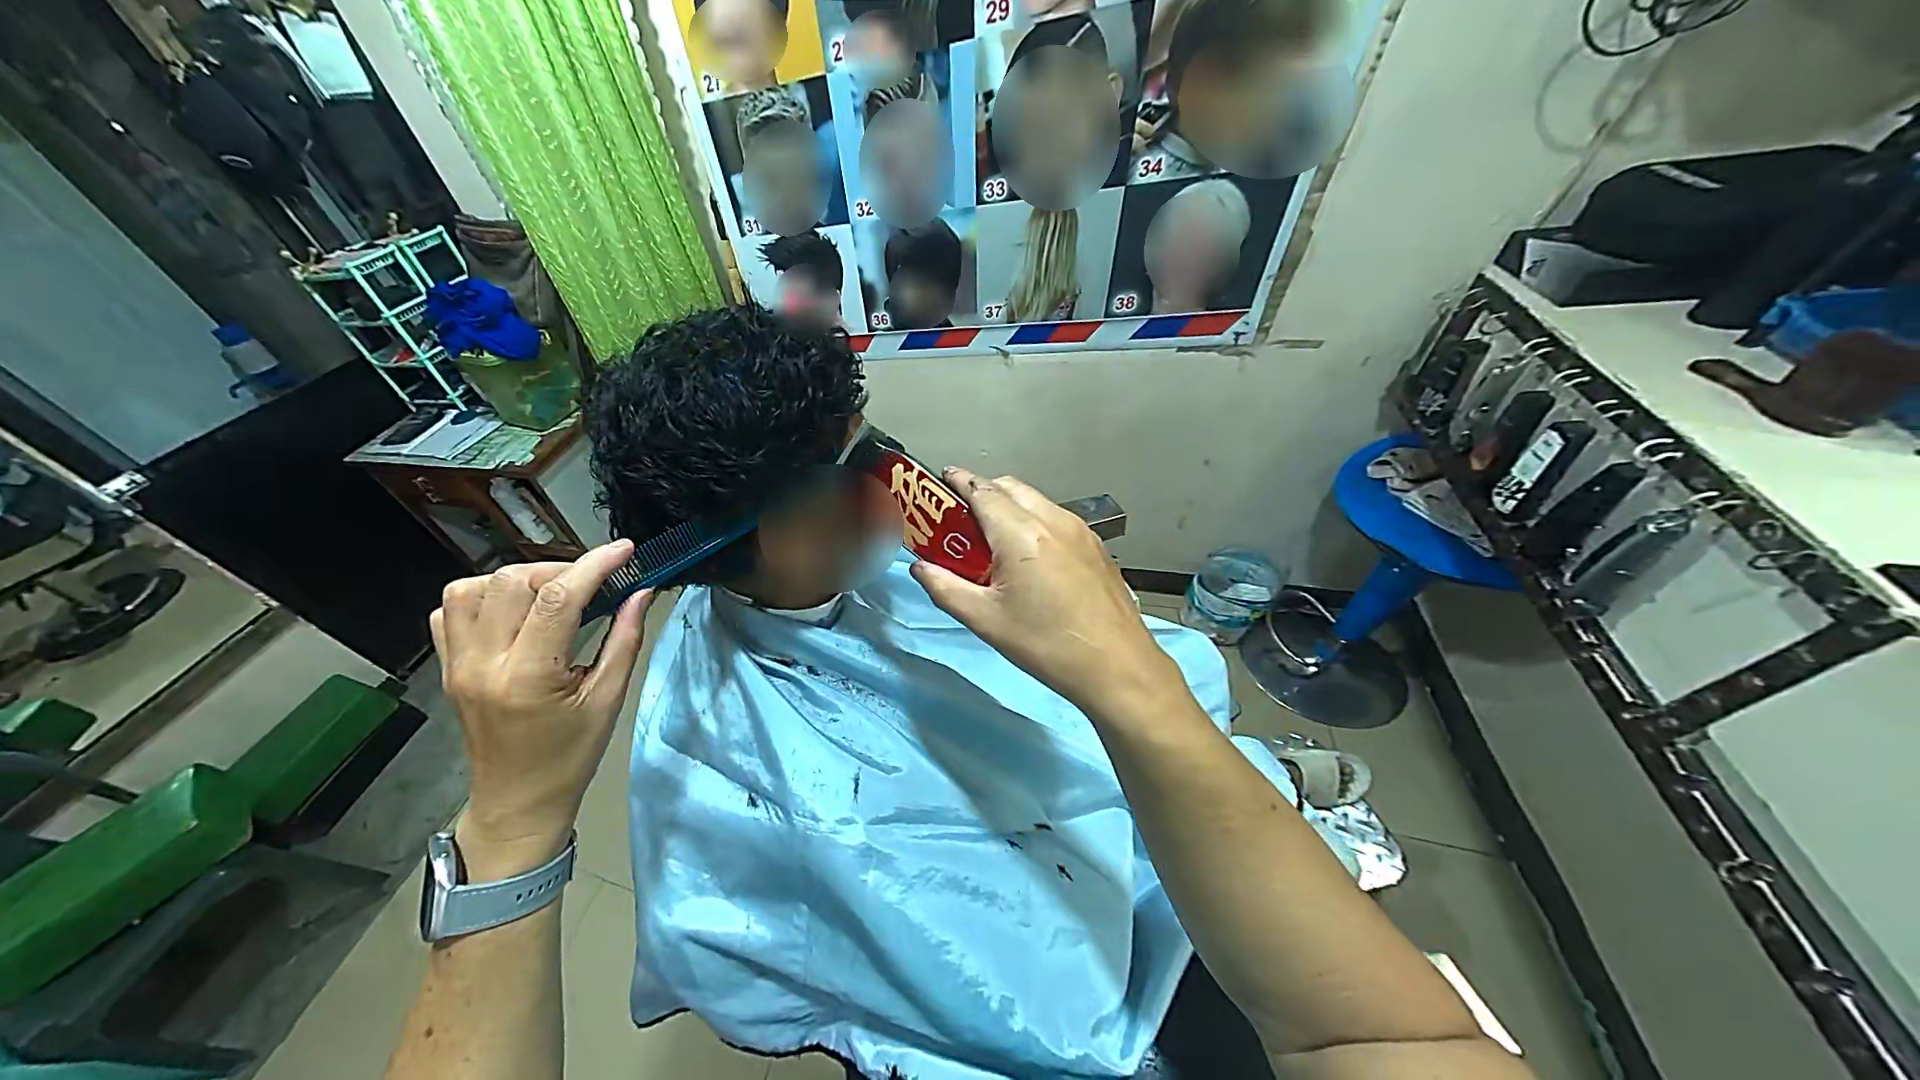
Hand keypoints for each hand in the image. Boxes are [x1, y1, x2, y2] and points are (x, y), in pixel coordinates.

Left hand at [430, 540, 652, 880]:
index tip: (626, 551)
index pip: (559, 598)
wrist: (518, 800)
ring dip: (516, 579)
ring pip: (470, 588)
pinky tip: (514, 612)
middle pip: (510, 581)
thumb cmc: (571, 756)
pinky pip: (450, 612)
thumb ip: (625, 638)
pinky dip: (483, 598)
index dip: (595, 565)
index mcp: (529, 676)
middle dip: (559, 569)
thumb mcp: (610, 698)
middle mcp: (483, 663)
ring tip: (551, 595)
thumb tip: (642, 591)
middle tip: (591, 584)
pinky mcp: (448, 667)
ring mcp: (457, 664)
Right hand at [911, 468, 1183, 715]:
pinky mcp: (1096, 546)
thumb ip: (945, 587)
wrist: (1117, 666)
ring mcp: (1080, 531)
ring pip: (1035, 501)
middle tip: (961, 520)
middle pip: (1010, 487)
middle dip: (982, 492)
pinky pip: (1056, 519)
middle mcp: (1053, 520)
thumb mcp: (985, 620)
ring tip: (993, 542)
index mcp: (1021, 534)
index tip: (940, 482)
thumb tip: (921, 568)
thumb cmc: (1047, 645)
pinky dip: (1034, 522)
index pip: (981, 490)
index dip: (957, 482)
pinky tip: (1029, 558)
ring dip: (1009, 507)